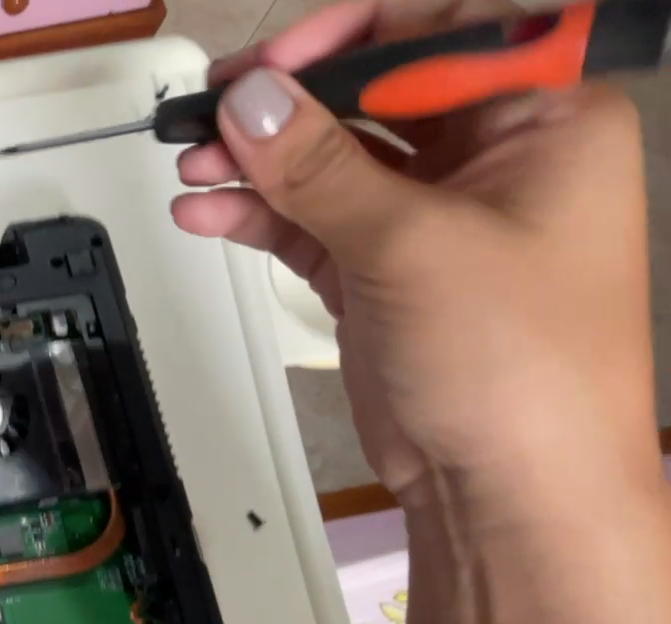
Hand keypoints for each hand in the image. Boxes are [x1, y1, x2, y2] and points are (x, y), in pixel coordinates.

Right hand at [172, 0, 658, 522]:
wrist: (501, 473)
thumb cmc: (512, 358)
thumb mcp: (410, 243)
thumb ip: (323, 169)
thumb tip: (252, 101)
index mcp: (540, 120)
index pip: (437, 39)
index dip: (345, 43)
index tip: (263, 73)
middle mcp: (483, 159)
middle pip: (367, 103)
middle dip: (283, 109)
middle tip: (204, 115)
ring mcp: (419, 219)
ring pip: (324, 168)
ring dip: (254, 166)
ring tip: (190, 168)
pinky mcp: (370, 270)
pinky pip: (303, 225)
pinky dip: (253, 217)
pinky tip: (205, 212)